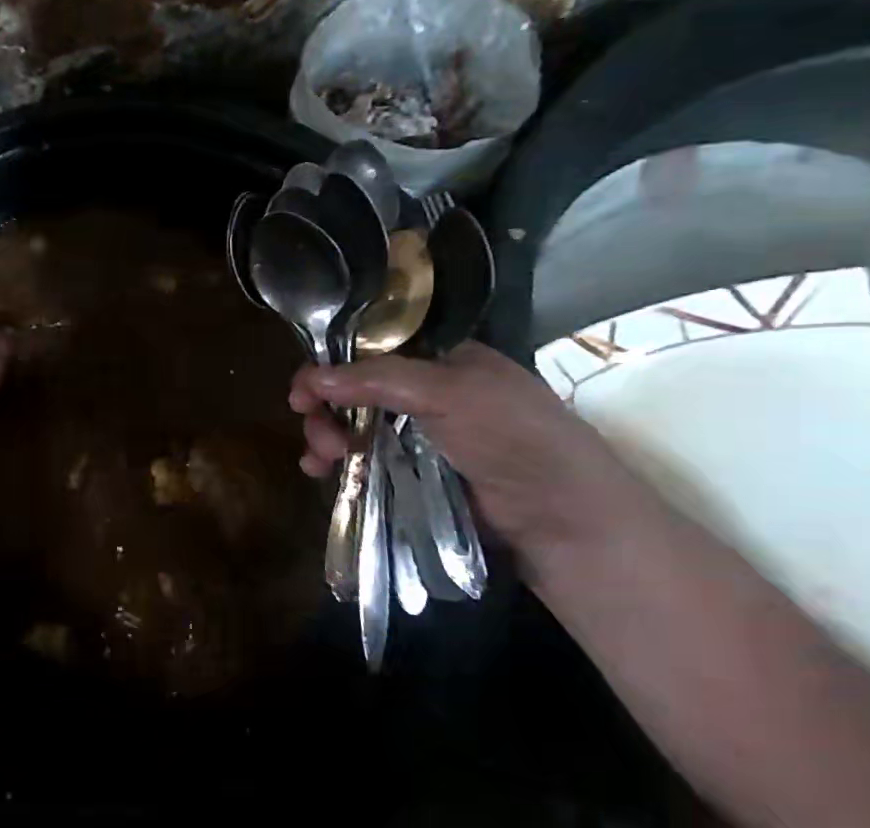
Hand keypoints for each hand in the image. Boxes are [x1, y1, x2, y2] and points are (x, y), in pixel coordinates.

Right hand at [288, 341, 629, 550]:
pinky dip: (336, 463)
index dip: (332, 364)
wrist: (566, 523)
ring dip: (325, 437)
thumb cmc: (516, 440)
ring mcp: (419, 433)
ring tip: (320, 462)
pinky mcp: (413, 471)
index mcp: (443, 359)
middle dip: (326, 410)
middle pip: (352, 388)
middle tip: (318, 437)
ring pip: (351, 423)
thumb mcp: (450, 394)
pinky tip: (320, 473)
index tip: (303, 391)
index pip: (371, 347)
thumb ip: (377, 379)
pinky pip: (361, 457)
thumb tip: (311, 378)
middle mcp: (427, 391)